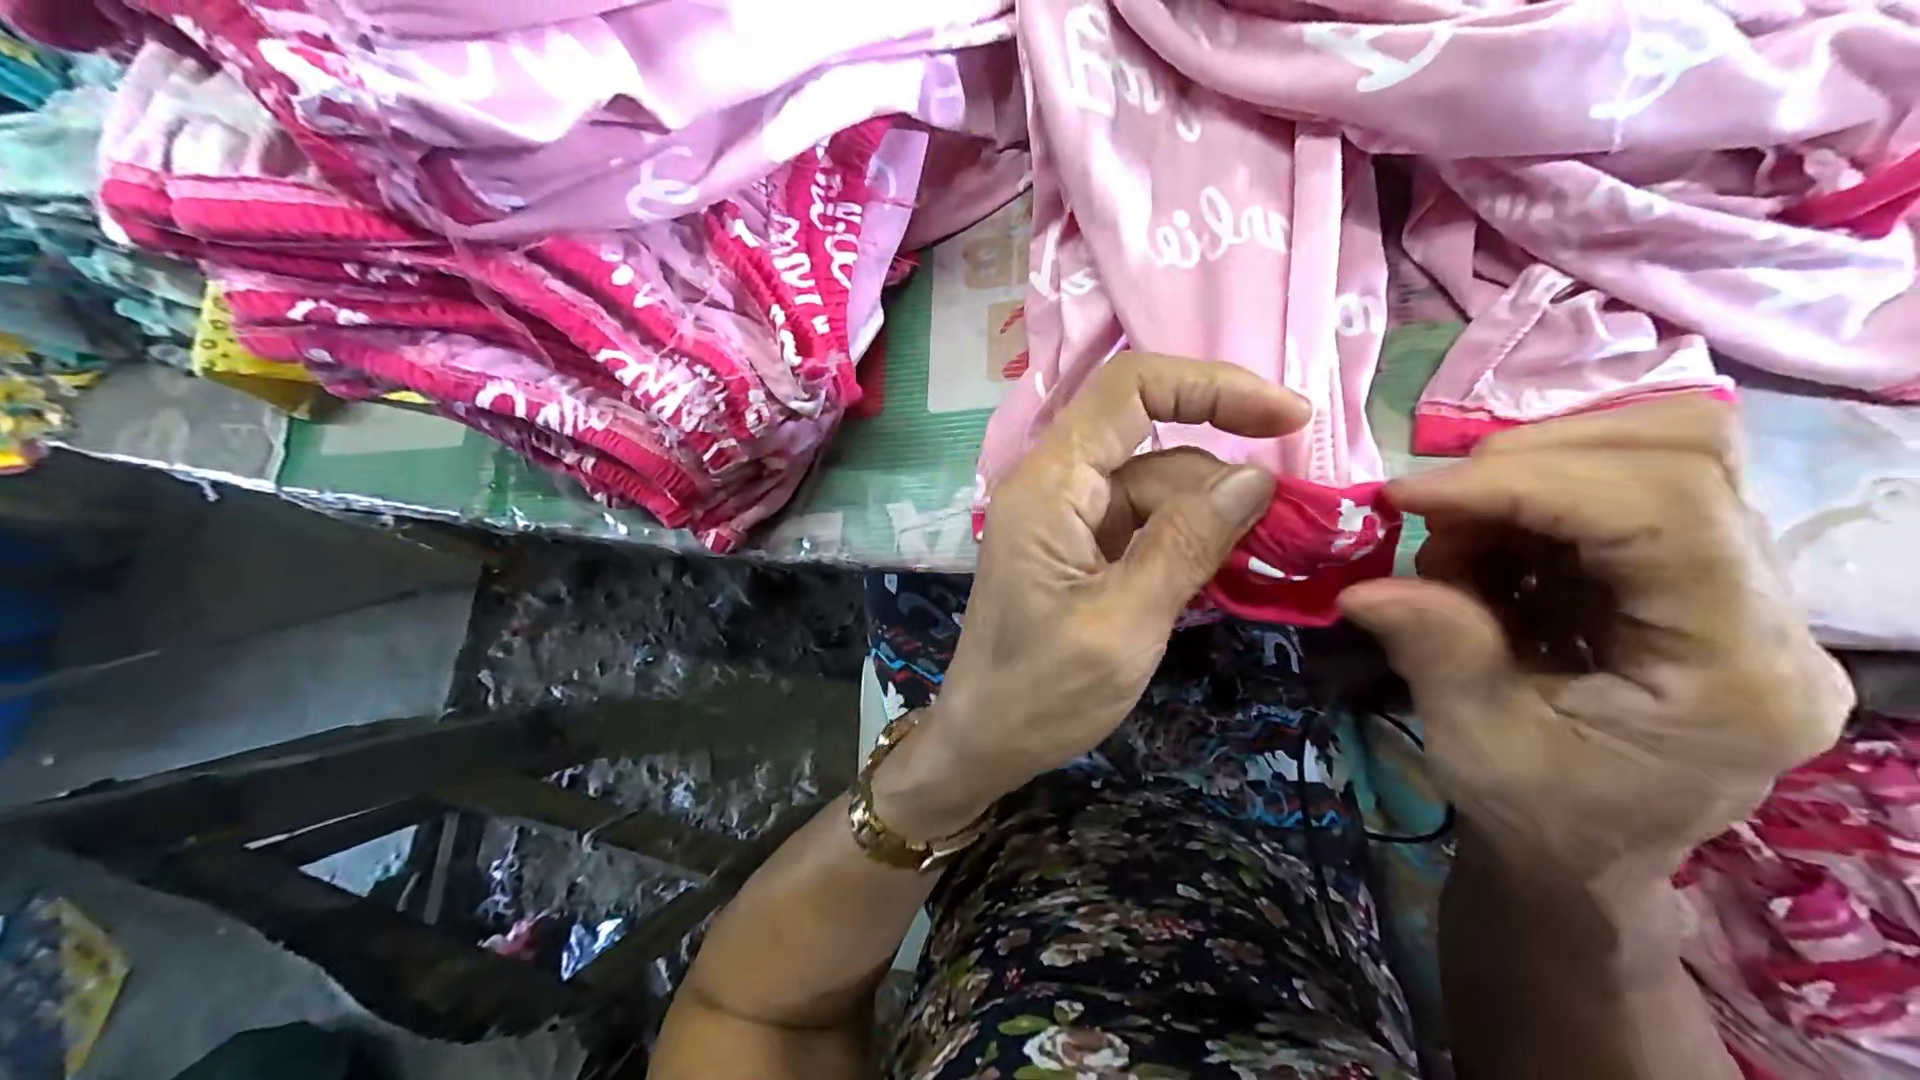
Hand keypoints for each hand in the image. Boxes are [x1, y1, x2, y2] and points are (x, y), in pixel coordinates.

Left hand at [872, 353, 1311, 839]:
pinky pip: (1143, 519)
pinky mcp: (1079, 547)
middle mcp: (1053, 485)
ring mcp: (1066, 516)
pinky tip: (1224, 562)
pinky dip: (1186, 534)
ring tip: (1266, 549)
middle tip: (1292, 511)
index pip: (1129, 390)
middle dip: (1222, 465)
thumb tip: (1256, 477)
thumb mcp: (1125, 623)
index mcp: (1049, 486)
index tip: (1288, 416)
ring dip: (1210, 508)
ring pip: (1153, 482)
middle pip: (1149, 437)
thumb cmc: (1042, 693)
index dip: (1212, 385)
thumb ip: (1187, 543)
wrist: (986, 740)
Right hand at [1339, 398, 1853, 888]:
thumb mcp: (1476, 742)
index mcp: (1735, 672)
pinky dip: (1523, 501)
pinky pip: (1616, 486)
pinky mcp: (1685, 572)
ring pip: (1657, 453)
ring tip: (1458, 547)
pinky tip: (1483, 556)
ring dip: (1524, 478)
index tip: (1408, 498)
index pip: (1666, 513)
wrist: (1584, 852)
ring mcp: (1736, 586)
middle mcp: (1765, 613)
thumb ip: (1436, 651)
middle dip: (1525, 466)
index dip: (1526, 483)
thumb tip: (1364, 587)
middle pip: (1681, 456)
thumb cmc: (1541, 815)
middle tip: (1434, 516)